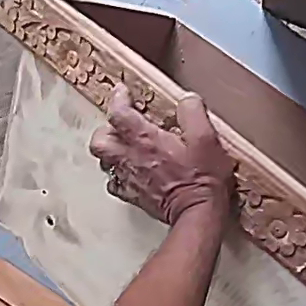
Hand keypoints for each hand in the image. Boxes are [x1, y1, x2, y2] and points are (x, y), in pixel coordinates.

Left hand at [88, 83, 234, 224]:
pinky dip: (117, 175)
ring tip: (126, 146)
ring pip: (103, 162)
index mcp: (145, 140)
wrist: (197, 213)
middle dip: (106, 129)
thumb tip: (186, 100)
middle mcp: (130, 158)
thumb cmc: (202, 178)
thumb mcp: (206, 138)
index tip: (123, 92)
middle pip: (99, 140)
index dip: (118, 99)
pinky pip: (114, 183)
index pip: (118, 113)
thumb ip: (193, 113)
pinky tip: (130, 171)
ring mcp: (128, 179)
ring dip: (110, 151)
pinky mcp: (132, 196)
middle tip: (121, 125)